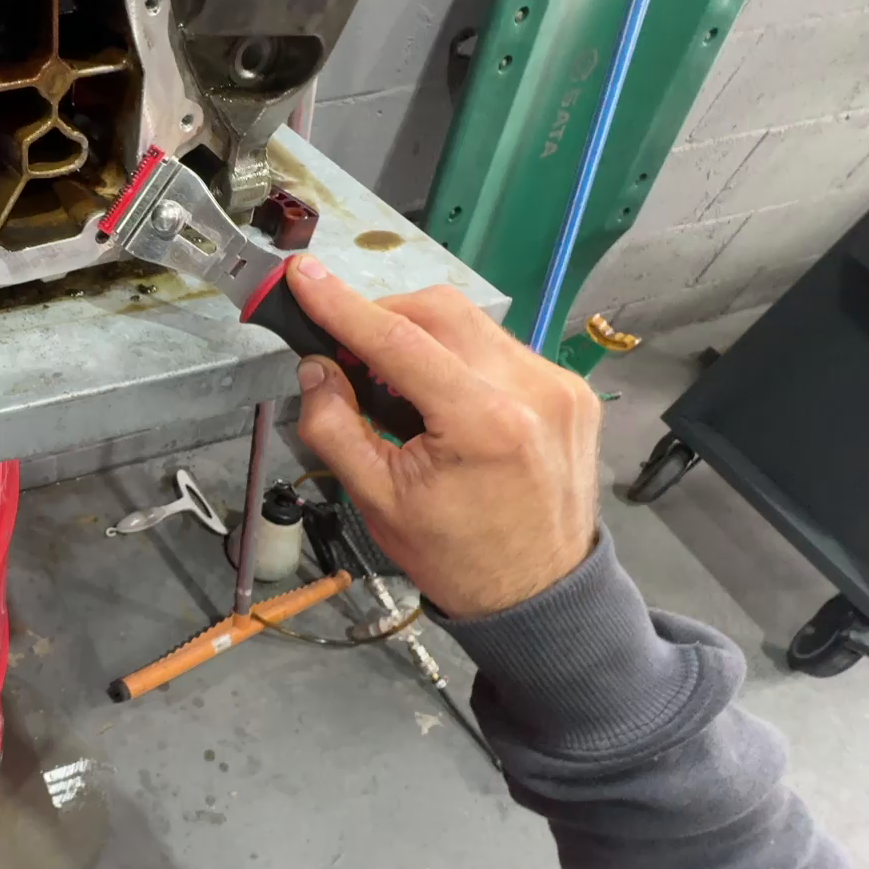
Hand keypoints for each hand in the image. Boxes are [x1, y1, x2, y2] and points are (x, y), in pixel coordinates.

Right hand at [286, 255, 600, 617]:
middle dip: (379, 316)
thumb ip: (334, 426)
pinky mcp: (566, 388)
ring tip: (387, 384)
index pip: (398, 340)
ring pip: (469, 323)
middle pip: (439, 312)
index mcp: (483, 421)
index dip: (341, 305)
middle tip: (341, 351)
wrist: (536, 591)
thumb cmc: (450, 553)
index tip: (302, 277)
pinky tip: (433, 396)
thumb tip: (316, 368)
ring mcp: (558, 384)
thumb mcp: (373, 498)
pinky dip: (449, 356)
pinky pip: (494, 346)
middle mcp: (532, 387)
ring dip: (414, 336)